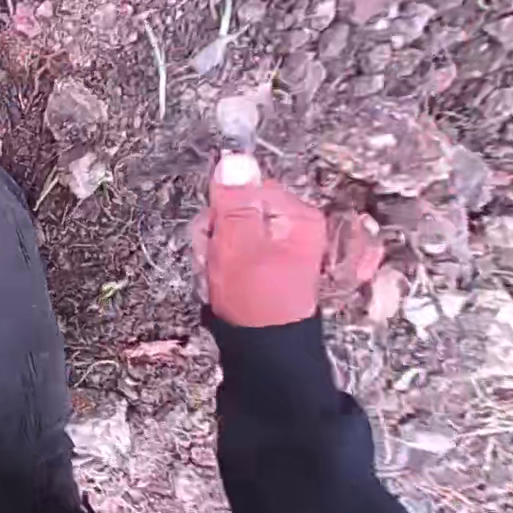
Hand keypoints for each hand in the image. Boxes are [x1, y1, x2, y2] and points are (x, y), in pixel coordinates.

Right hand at [192, 154, 326, 327]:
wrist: (262, 353)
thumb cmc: (255, 301)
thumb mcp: (238, 243)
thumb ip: (235, 200)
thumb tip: (235, 160)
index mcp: (297, 217)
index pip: (246, 186)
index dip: (222, 206)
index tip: (215, 228)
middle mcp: (294, 228)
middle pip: (237, 207)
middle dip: (216, 229)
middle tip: (215, 255)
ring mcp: (281, 247)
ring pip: (231, 228)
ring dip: (214, 247)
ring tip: (217, 271)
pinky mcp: (267, 264)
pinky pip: (235, 248)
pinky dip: (221, 260)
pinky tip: (221, 278)